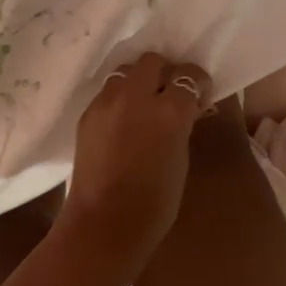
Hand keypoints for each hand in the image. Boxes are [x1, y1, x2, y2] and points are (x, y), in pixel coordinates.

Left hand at [65, 53, 212, 264]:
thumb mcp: (180, 160)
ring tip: (142, 104)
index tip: (198, 93)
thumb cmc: (154, 202)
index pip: (188, 76)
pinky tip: (122, 122)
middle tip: (168, 93)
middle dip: (164, 72)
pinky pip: (107, 93)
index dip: (196, 82)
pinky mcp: (87, 114)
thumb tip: (186, 109)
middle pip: (152, 61)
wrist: (104, 224)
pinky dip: (118, 99)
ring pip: (125, 72)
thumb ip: (182, 126)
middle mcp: (136, 97)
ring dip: (137, 81)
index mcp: (169, 111)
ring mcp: (107, 103)